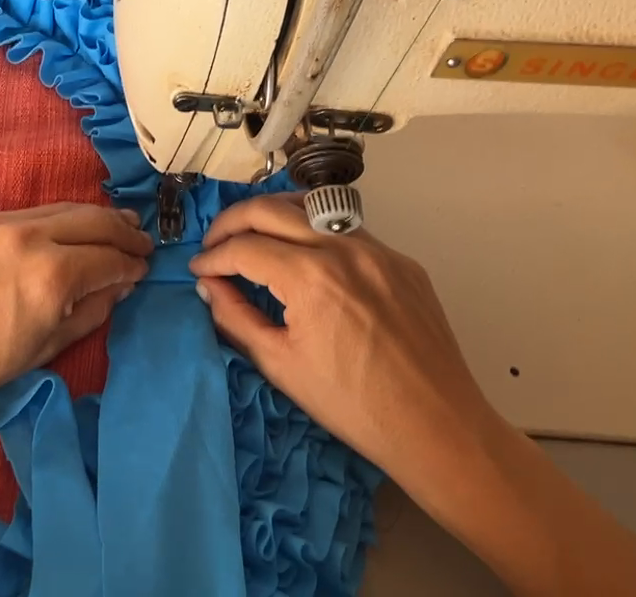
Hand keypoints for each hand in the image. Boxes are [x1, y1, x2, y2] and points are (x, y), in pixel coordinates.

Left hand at [0, 203, 151, 423]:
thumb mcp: (46, 348)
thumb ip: (91, 310)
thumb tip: (119, 285)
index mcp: (52, 276)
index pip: (110, 258)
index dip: (133, 264)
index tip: (144, 269)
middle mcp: (32, 237)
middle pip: (94, 220)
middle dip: (124, 231)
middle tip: (141, 242)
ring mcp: (3, 222)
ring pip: (65, 208)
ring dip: (95, 217)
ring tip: (115, 226)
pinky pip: (33, 211)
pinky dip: (59, 218)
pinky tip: (67, 229)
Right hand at [188, 193, 500, 483]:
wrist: (438, 428)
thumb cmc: (353, 406)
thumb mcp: (280, 364)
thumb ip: (234, 317)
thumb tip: (208, 286)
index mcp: (310, 277)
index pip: (244, 247)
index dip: (213, 258)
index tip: (198, 271)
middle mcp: (343, 249)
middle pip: (269, 209)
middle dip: (231, 223)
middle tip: (214, 245)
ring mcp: (377, 250)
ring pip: (310, 207)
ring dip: (271, 215)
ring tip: (252, 236)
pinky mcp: (400, 261)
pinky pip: (345, 230)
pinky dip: (313, 233)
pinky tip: (304, 258)